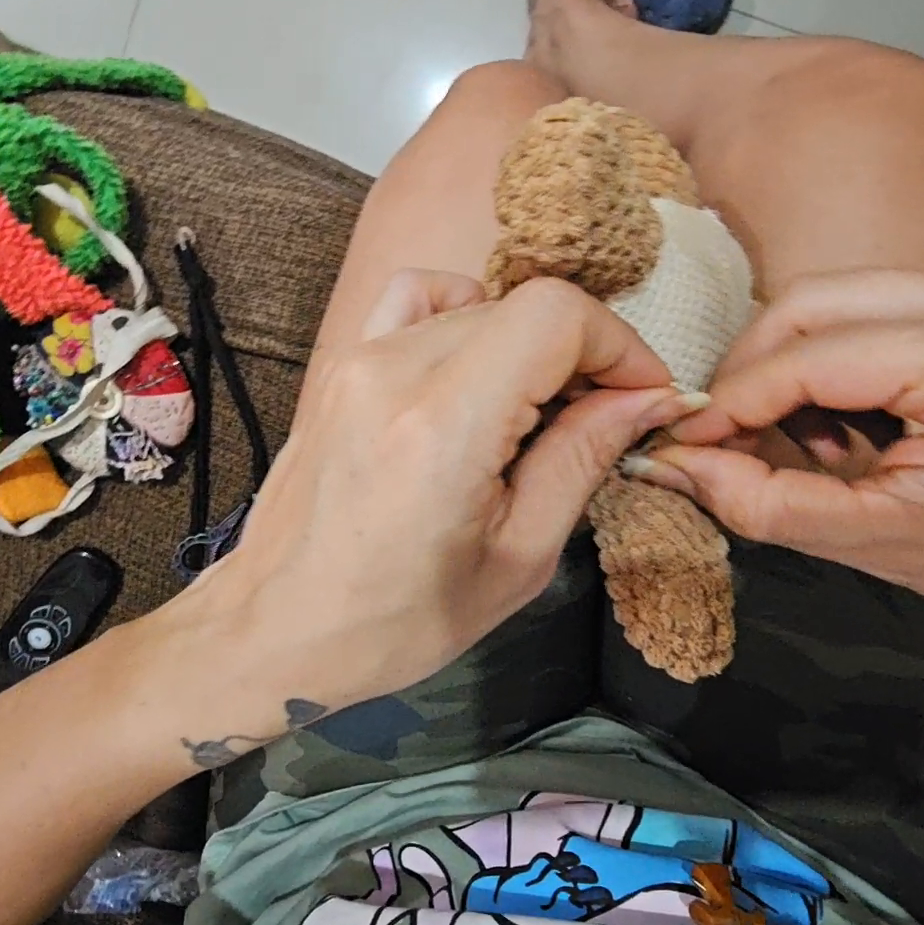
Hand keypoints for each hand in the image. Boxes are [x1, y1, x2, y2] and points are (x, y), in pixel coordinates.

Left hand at [211, 271, 698, 713]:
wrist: (277, 625)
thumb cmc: (397, 620)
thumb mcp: (516, 558)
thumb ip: (582, 459)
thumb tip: (646, 399)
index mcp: (444, 425)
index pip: (555, 315)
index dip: (619, 346)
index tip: (639, 399)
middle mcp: (393, 370)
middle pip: (520, 305)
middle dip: (581, 354)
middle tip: (596, 419)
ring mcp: (355, 360)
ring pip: (474, 301)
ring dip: (525, 342)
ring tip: (533, 406)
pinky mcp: (336, 367)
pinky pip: (410, 299)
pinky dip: (459, 312)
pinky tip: (470, 367)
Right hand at [629, 269, 923, 673]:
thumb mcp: (893, 545)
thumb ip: (771, 503)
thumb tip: (671, 465)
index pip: (820, 354)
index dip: (732, 400)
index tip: (680, 445)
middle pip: (818, 302)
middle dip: (748, 374)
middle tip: (723, 439)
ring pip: (837, 299)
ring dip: (784, 368)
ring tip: (787, 438)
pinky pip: (872, 311)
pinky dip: (826, 364)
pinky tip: (835, 420)